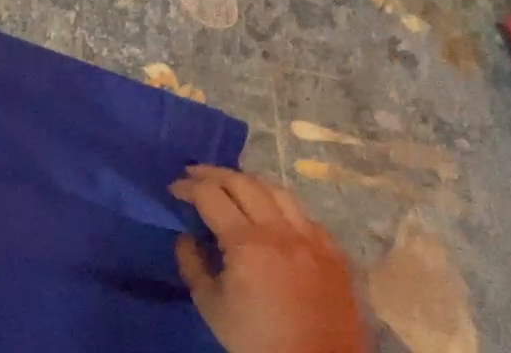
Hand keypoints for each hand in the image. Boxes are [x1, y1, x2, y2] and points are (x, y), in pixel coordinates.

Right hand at [170, 165, 368, 352]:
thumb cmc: (258, 341)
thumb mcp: (210, 304)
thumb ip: (191, 262)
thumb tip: (187, 236)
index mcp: (247, 243)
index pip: (209, 194)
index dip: (186, 186)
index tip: (173, 190)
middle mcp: (282, 232)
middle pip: (243, 182)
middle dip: (212, 174)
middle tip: (193, 177)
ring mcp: (314, 241)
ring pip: (278, 191)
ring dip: (248, 182)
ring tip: (232, 187)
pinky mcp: (336, 255)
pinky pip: (306, 216)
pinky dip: (282, 207)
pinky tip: (272, 216)